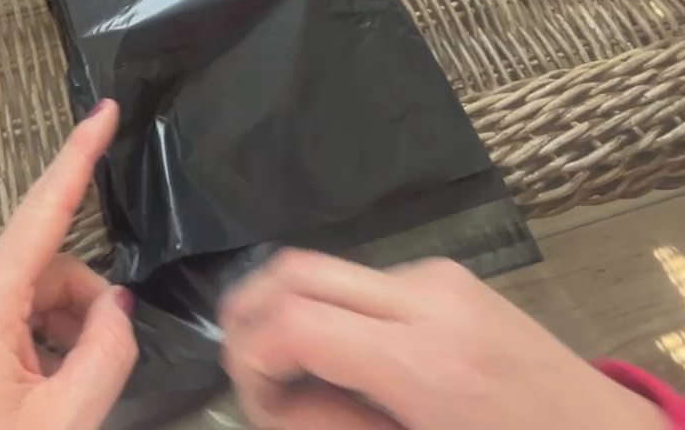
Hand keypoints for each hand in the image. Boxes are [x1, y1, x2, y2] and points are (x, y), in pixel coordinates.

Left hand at [0, 99, 137, 429]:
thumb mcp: (60, 423)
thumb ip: (105, 355)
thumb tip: (118, 305)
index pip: (44, 208)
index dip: (79, 154)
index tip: (105, 109)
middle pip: (43, 272)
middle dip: (81, 310)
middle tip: (98, 371)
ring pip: (20, 298)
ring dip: (53, 335)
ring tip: (60, 397)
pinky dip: (25, 344)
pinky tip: (31, 395)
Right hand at [220, 252, 668, 429]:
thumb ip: (336, 428)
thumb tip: (271, 397)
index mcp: (429, 365)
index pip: (299, 322)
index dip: (251, 354)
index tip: (248, 395)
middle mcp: (428, 298)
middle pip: (298, 269)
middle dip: (250, 308)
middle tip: (238, 358)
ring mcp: (439, 276)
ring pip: (326, 271)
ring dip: (291, 309)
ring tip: (288, 366)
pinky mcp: (446, 273)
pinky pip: (363, 282)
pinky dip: (333, 311)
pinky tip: (346, 358)